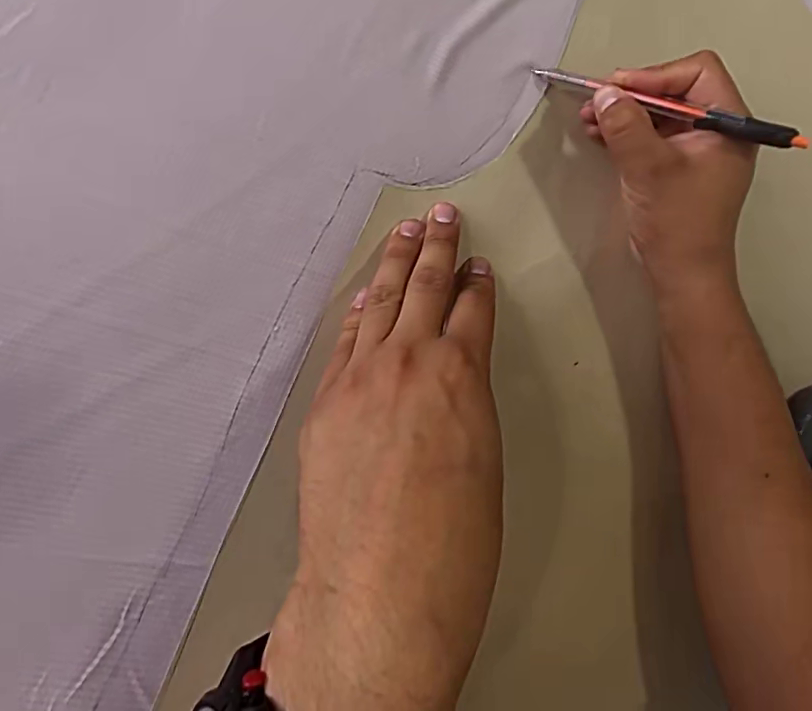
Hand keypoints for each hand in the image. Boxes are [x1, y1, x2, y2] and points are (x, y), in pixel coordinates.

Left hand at [264, 202, 502, 710]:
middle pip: (426, 286)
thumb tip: (456, 378)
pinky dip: (358, 313)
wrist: (378, 596)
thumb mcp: (484, 462)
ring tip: (404, 233)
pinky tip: (366, 294)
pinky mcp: (328, 401)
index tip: (477, 263)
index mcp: (461, 376)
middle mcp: (410, 364)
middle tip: (440, 216)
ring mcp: (362, 378)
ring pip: (382, 303)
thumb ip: (468, 403)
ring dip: (395, 263)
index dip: (477, 282)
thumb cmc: (452, 548)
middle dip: (436, 246)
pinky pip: (346, 341)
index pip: (472, 309)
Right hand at [578, 50, 756, 288]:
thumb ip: (625, 125)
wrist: (682, 272)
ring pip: (658, 110)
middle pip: (674, 88)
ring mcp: (696, 147)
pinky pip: (650, 132)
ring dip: (623, 111)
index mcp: (728, 124)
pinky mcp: (676, 162)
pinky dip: (624, 129)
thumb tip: (605, 94)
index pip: (697, 72)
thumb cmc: (679, 223)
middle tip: (598, 100)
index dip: (655, 76)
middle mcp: (716, 130)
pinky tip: (598, 132)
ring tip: (589, 117)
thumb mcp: (648, 167)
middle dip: (632, 93)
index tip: (618, 90)